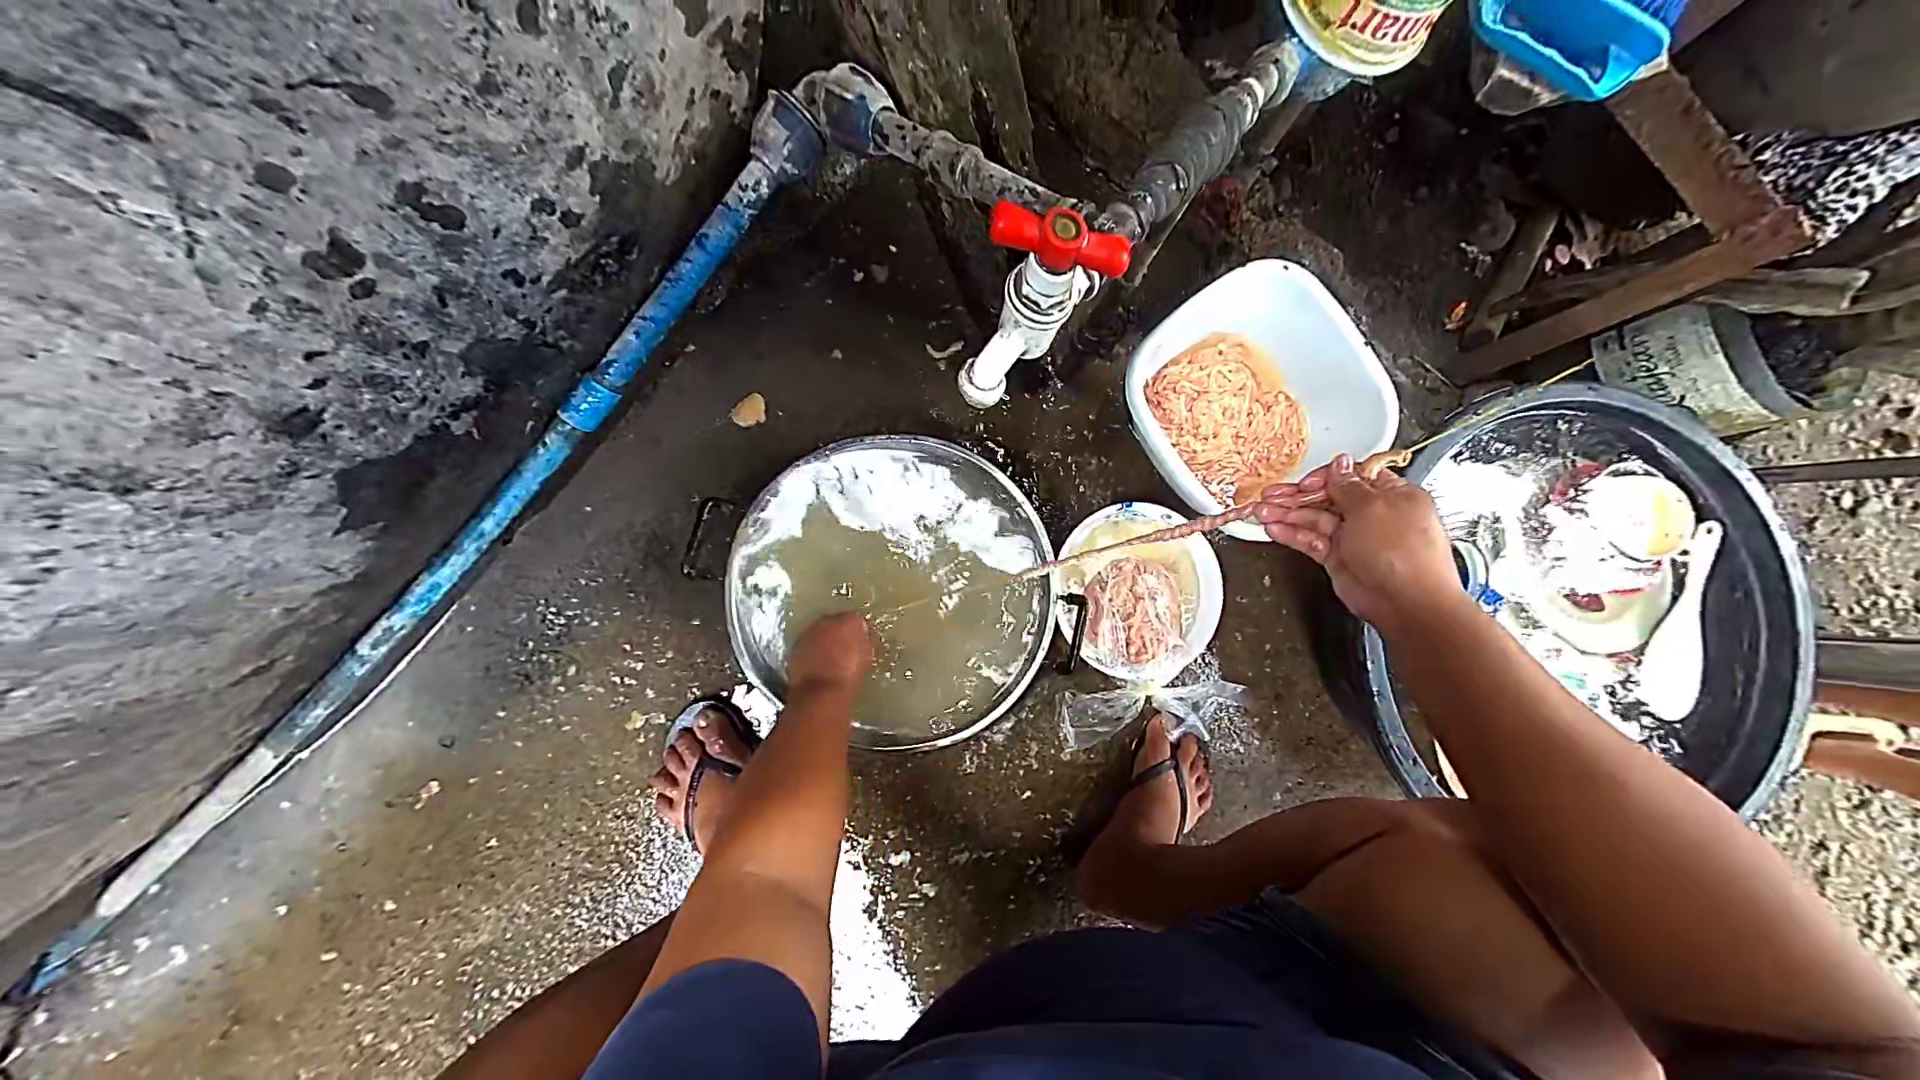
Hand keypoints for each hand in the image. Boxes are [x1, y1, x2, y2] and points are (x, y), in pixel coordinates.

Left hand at [787, 612, 873, 694]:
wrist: (820, 693)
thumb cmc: (849, 675)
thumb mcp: (866, 657)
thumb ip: (865, 640)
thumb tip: (862, 632)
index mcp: (848, 621)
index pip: (854, 618)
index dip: (857, 629)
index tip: (860, 637)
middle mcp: (826, 621)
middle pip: (834, 621)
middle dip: (839, 631)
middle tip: (845, 645)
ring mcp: (808, 633)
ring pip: (818, 632)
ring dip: (824, 639)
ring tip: (831, 655)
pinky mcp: (795, 647)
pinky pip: (808, 644)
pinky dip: (813, 650)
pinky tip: (818, 662)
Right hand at [1256, 454, 1466, 633]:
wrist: (1406, 602)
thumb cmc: (1405, 555)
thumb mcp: (1372, 507)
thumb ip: (1349, 485)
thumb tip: (1340, 465)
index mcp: (1390, 495)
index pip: (1351, 476)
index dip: (1325, 477)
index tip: (1304, 482)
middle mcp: (1372, 514)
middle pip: (1326, 497)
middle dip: (1296, 496)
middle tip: (1270, 495)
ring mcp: (1354, 537)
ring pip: (1313, 519)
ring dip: (1286, 514)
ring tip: (1262, 512)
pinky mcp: (1338, 557)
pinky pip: (1310, 540)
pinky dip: (1291, 534)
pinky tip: (1274, 528)